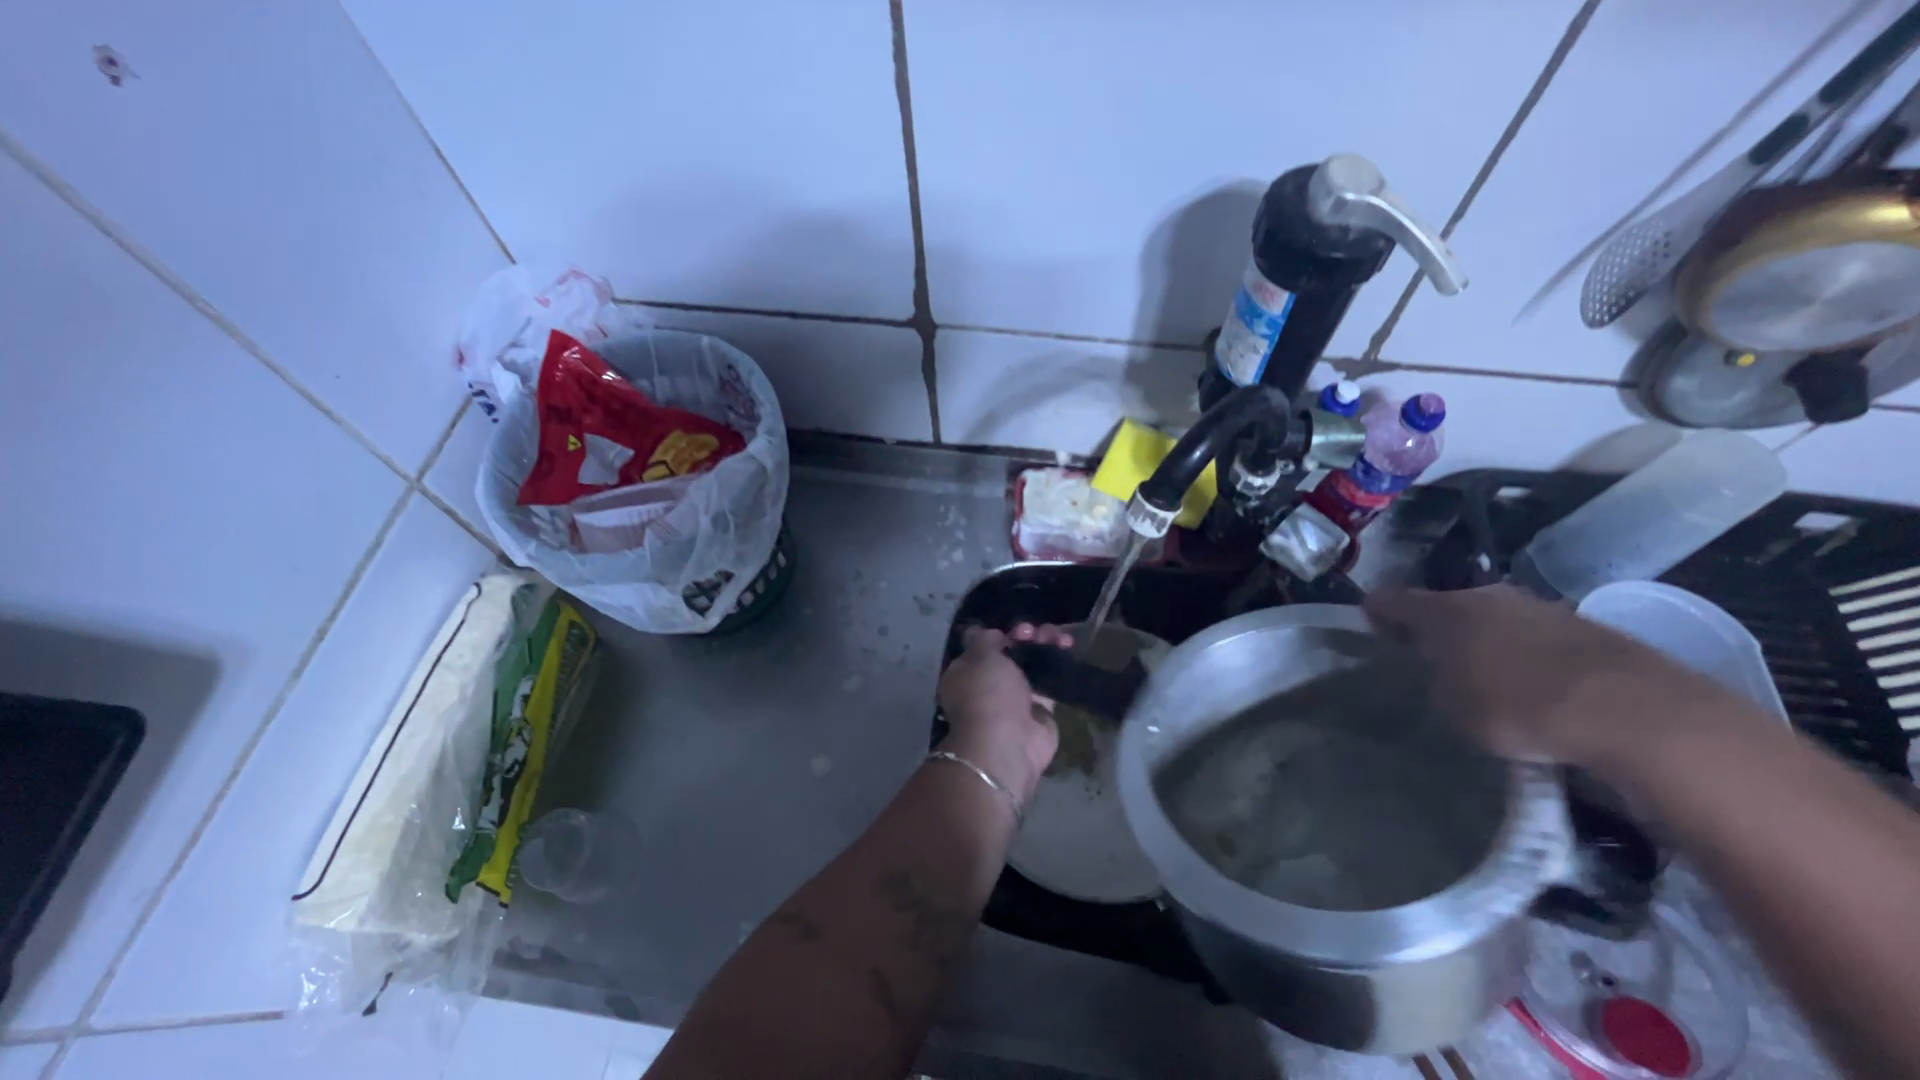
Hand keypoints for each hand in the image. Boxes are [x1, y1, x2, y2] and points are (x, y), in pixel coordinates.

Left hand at [937, 623, 1069, 806]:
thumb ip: (984, 640)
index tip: (1017, 629)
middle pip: (1011, 654)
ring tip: (1063, 637)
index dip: (1001, 634)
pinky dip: (1059, 666)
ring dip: (1047, 647)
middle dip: (1027, 638)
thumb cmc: (988, 694)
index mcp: (965, 674)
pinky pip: (1050, 682)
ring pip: (1033, 665)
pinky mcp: (1040, 711)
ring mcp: (1015, 699)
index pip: (984, 647)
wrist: (1008, 743)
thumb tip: (990, 634)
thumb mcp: (981, 656)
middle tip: (1039, 632)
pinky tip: (1069, 649)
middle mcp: (988, 686)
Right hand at [1364, 585, 1737, 766]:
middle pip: (1450, 606)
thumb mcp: (1454, 707)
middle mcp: (1488, 597)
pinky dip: (1526, 652)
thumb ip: (1438, 682)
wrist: (1626, 708)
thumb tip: (1440, 672)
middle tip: (1427, 652)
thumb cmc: (1516, 707)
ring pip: (1496, 618)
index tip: (1367, 618)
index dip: (1378, 610)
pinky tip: (1532, 681)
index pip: (1395, 601)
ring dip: (1486, 638)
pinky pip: (1537, 636)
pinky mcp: (1585, 626)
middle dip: (1437, 626)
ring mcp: (1541, 606)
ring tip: (1483, 669)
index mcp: (1444, 611)